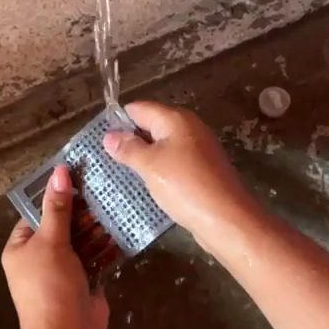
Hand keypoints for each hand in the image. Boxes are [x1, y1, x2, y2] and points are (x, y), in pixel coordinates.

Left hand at [1, 165, 109, 328]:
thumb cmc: (49, 287)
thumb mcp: (51, 242)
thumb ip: (57, 208)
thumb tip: (59, 172)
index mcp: (21, 247)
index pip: (36, 212)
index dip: (56, 195)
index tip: (80, 176)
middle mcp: (39, 257)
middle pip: (61, 226)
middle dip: (82, 212)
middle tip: (104, 190)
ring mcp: (62, 270)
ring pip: (80, 241)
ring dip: (96, 229)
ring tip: (116, 206)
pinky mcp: (83, 282)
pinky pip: (94, 258)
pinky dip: (105, 248)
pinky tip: (122, 231)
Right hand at [103, 101, 264, 245]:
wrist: (227, 219)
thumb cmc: (185, 186)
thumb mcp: (150, 166)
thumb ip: (128, 149)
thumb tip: (109, 136)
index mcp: (176, 119)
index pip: (139, 108)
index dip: (119, 121)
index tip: (101, 141)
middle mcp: (189, 128)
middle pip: (151, 125)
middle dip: (130, 139)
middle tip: (107, 159)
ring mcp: (198, 149)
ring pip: (163, 145)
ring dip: (144, 157)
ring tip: (122, 173)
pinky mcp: (203, 169)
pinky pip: (174, 162)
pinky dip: (159, 170)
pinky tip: (148, 185)